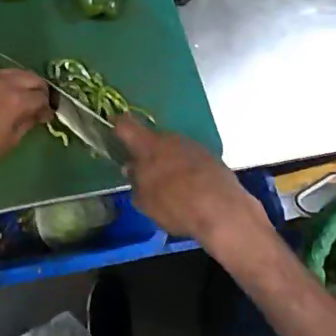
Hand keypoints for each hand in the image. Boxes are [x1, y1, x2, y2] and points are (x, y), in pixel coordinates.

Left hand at [0, 69, 51, 196]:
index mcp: (15, 99)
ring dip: (24, 83)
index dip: (48, 107)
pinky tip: (6, 97)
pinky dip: (8, 82)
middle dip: (39, 90)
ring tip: (24, 99)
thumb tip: (40, 113)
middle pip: (31, 77)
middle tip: (40, 105)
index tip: (47, 116)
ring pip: (15, 72)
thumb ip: (28, 121)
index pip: (41, 96)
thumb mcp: (10, 140)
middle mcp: (3, 82)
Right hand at [117, 115, 270, 254]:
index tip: (112, 125)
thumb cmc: (176, 204)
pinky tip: (188, 189)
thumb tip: (132, 169)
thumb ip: (135, 181)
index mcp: (148, 146)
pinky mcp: (211, 157)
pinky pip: (189, 159)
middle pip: (152, 139)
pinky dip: (185, 169)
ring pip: (172, 149)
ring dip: (167, 160)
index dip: (117, 125)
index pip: (126, 126)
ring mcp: (193, 146)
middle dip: (146, 152)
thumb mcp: (145, 201)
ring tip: (167, 184)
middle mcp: (170, 139)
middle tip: (142, 171)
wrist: (223, 210)